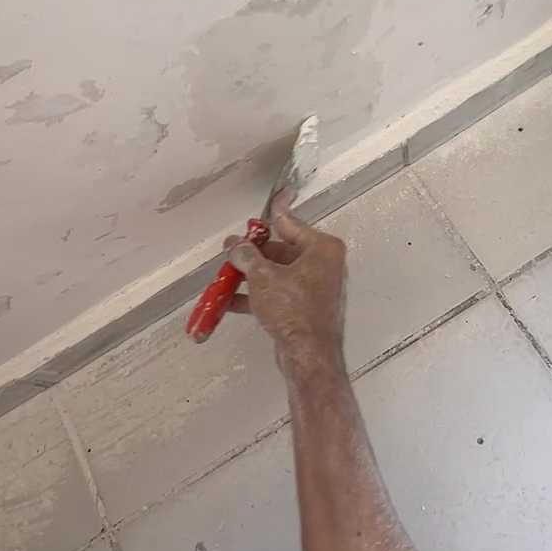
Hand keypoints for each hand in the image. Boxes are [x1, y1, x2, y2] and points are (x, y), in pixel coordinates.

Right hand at [223, 190, 346, 376]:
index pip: (292, 222)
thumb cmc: (295, 312)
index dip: (276, 211)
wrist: (307, 355)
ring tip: (227, 276)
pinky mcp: (308, 308)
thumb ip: (246, 255)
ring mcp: (317, 288)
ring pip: (278, 273)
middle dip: (254, 253)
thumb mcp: (262, 276)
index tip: (276, 194)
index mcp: (322, 249)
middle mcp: (324, 265)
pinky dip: (258, 295)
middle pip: (282, 250)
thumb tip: (236, 246)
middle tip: (232, 250)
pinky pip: (280, 294)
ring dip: (252, 276)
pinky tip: (233, 301)